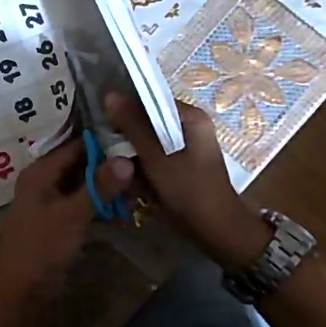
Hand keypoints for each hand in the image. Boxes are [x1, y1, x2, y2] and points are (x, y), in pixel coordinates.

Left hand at [0, 137, 132, 292]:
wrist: (21, 292)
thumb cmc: (42, 247)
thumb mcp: (73, 214)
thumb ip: (99, 186)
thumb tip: (127, 158)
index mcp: (40, 171)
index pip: (75, 144)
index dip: (103, 141)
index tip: (134, 138)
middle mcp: (44, 180)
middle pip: (79, 162)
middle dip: (107, 163)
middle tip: (142, 160)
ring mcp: (51, 201)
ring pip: (82, 182)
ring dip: (106, 183)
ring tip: (139, 180)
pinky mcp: (58, 220)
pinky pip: (82, 201)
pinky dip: (100, 200)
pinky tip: (123, 203)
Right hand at [104, 94, 268, 268]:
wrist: (217, 231)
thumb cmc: (189, 191)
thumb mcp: (157, 158)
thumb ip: (133, 126)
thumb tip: (110, 95)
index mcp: (191, 117)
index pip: (151, 100)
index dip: (126, 111)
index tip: (107, 128)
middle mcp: (191, 126)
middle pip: (149, 122)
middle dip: (130, 140)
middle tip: (116, 157)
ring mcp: (188, 146)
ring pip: (150, 142)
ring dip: (136, 158)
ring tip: (129, 177)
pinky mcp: (183, 164)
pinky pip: (157, 157)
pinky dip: (146, 169)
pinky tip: (139, 186)